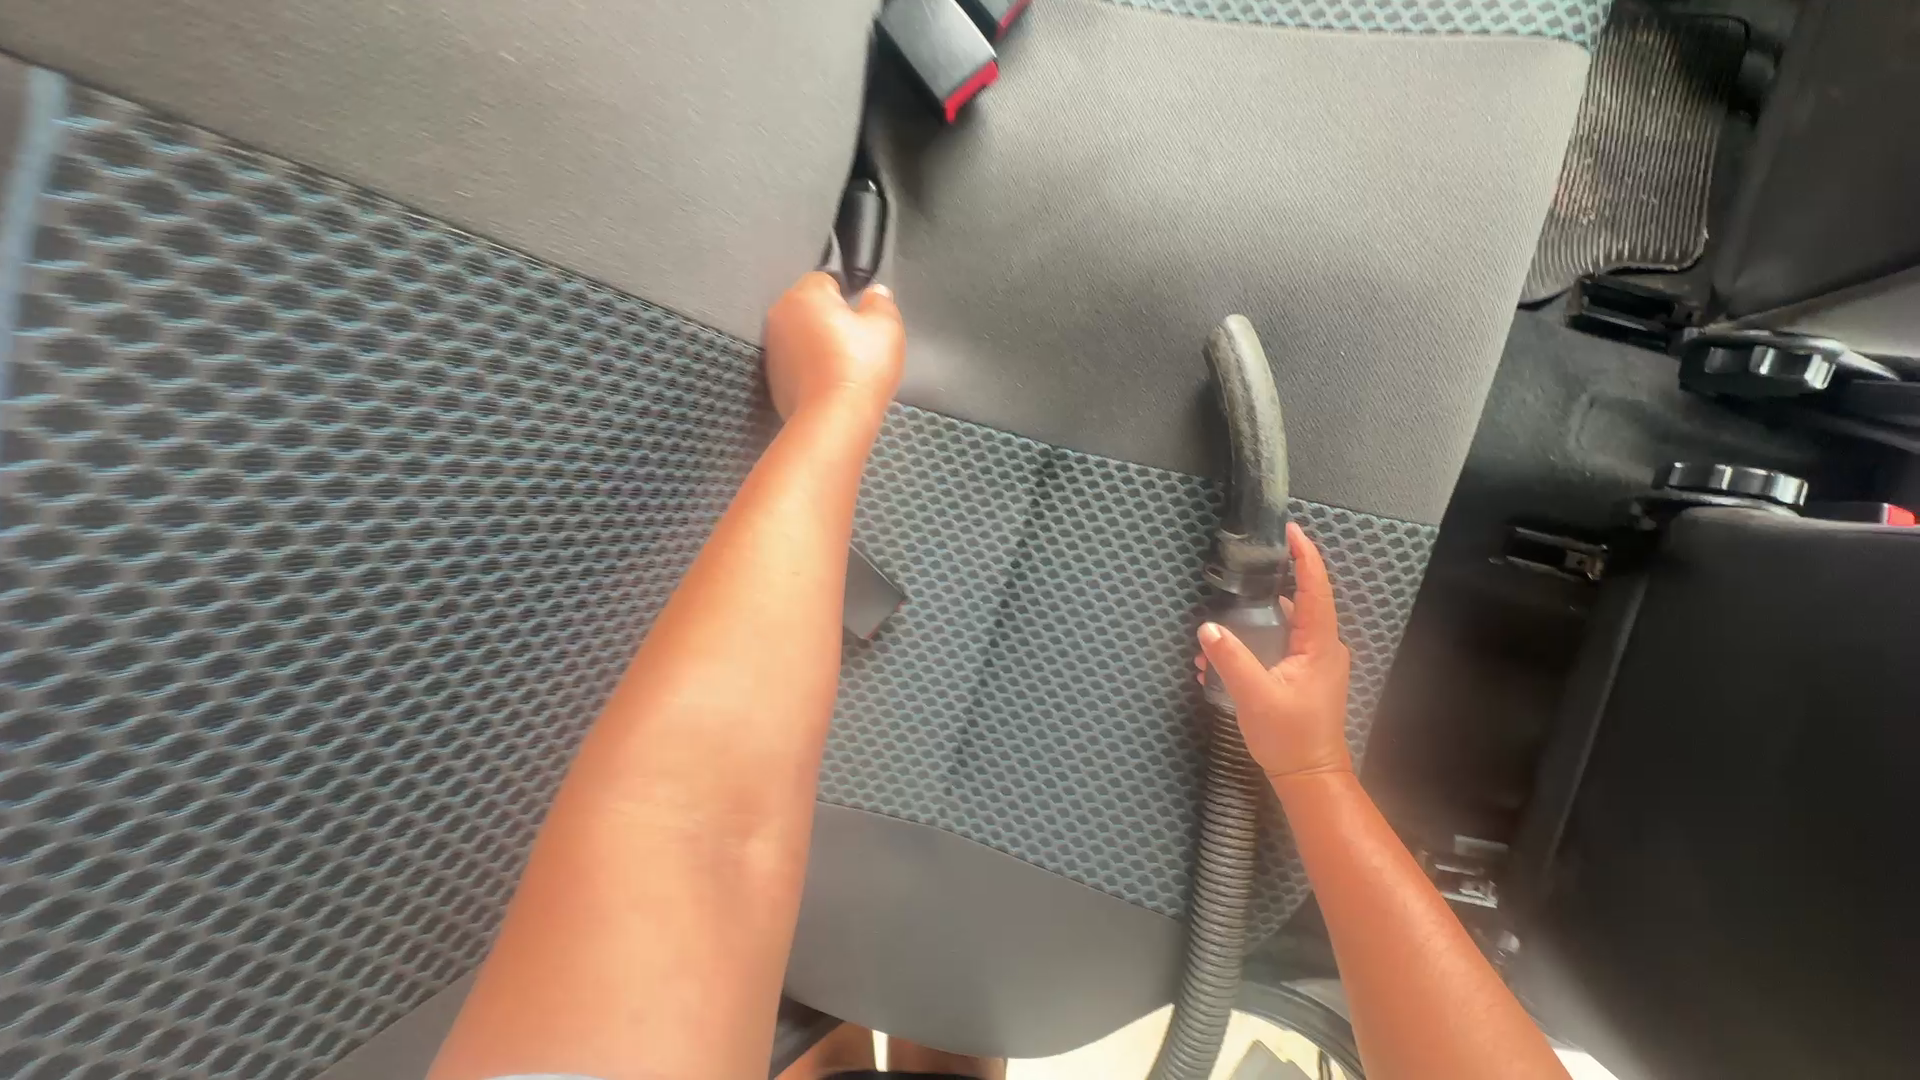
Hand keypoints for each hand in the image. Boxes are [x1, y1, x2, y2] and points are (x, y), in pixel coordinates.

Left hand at [763, 272, 904, 419]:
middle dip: (831, 320)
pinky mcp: (773, 379)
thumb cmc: (860, 365)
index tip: (863, 318)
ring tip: (844, 366)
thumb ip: (881, 301)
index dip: (848, 296)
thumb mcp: (887, 325)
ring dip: (819, 344)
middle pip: (810, 308)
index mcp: (805, 294)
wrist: (835, 417)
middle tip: (857, 343)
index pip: (826, 279)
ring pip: (802, 337)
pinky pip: (797, 364)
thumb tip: (875, 293)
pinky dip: (811, 369)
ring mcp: (772, 349)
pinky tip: (830, 383)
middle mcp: (780, 315)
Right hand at [1197, 522, 1352, 781]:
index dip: (1305, 557)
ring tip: (1213, 636)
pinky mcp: (1303, 676)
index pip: (1314, 590)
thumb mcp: (1254, 696)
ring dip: (1249, 626)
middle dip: (1263, 591)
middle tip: (1235, 577)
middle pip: (1297, 603)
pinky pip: (1277, 646)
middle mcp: (1322, 648)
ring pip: (1282, 627)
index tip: (1292, 530)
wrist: (1308, 777)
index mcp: (1319, 646)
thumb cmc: (1289, 736)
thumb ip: (1231, 659)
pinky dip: (1252, 646)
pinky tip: (1221, 660)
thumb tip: (1207, 628)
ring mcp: (1314, 663)